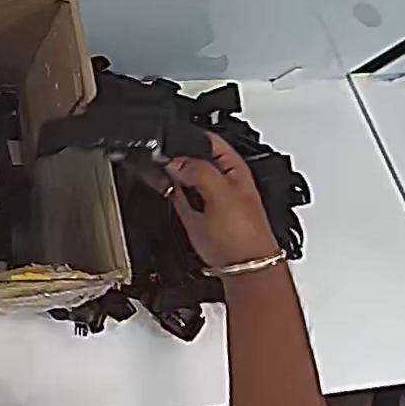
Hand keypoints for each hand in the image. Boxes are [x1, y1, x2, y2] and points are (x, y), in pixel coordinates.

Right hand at [165, 133, 281, 268]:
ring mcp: (206, 199)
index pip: (209, 141)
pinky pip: (176, 196)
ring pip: (182, 177)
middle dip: (177, 156)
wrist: (243, 268)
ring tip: (158, 171)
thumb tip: (176, 161)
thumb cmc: (245, 234)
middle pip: (193, 159)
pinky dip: (167, 190)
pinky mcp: (194, 216)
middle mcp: (219, 181)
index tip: (170, 139)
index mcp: (234, 168)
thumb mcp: (222, 194)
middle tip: (160, 157)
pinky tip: (161, 187)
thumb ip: (200, 172)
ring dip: (170, 174)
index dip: (190, 137)